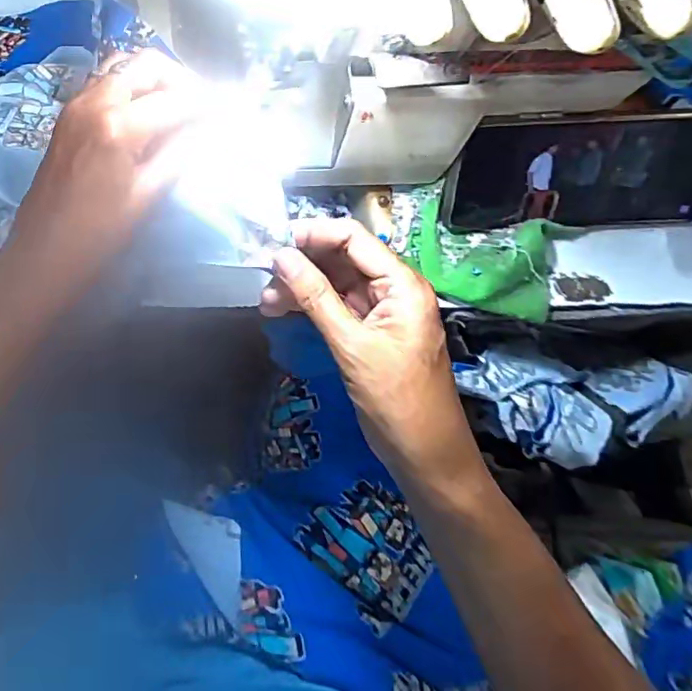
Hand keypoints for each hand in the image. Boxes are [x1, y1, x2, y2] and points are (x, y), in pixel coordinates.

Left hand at [0, 50, 201, 317]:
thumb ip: (179, 152)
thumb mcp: (147, 196)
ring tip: (176, 108)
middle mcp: (95, 100)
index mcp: (118, 124)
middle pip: (149, 65)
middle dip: (182, 80)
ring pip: (124, 67)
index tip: (229, 112)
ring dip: (155, 79)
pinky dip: (130, 87)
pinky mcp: (68, 113)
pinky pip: (105, 82)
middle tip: (202, 107)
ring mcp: (77, 103)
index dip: (208, 104)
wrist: (41, 253)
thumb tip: (205, 127)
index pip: (178, 98)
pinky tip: (145, 114)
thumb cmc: (97, 235)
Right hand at [261, 218, 486, 501]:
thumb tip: (281, 257)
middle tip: (265, 275)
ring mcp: (381, 309)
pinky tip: (281, 310)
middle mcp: (393, 289)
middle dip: (302, 263)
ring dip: (300, 286)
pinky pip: (334, 304)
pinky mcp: (369, 329)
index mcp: (401, 284)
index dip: (314, 235)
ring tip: (266, 300)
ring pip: (333, 282)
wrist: (426, 455)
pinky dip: (309, 305)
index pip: (354, 239)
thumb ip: (315, 297)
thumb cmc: (397, 400)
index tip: (276, 243)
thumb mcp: (351, 345)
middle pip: (341, 258)